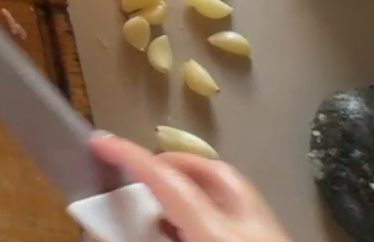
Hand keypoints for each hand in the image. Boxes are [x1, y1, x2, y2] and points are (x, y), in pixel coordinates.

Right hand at [92, 135, 291, 241]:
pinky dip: (218, 214)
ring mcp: (276, 238)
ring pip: (236, 194)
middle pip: (215, 172)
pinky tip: (198, 232)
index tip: (97, 140)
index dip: (128, 154)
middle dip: (174, 163)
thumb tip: (99, 225)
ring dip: (197, 188)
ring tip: (168, 209)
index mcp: (220, 235)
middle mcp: (254, 231)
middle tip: (145, 175)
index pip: (167, 180)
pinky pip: (247, 220)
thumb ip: (143, 236)